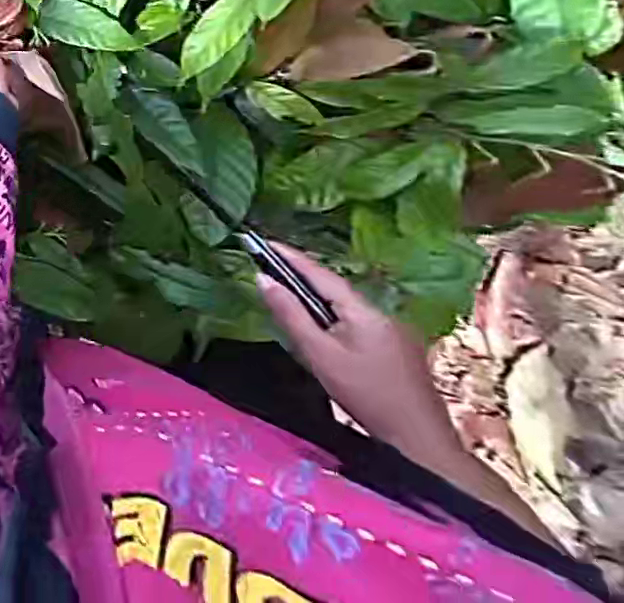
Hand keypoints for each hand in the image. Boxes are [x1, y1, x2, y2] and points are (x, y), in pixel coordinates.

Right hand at [258, 241, 559, 545]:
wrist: (418, 439)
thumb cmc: (363, 393)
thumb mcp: (317, 352)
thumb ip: (289, 312)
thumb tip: (262, 278)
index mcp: (365, 312)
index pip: (321, 274)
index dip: (290, 256)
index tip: (262, 241)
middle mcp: (384, 315)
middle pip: (335, 288)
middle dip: (301, 273)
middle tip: (266, 261)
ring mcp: (395, 332)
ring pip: (345, 304)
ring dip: (315, 294)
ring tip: (285, 288)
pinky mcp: (397, 347)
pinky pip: (356, 319)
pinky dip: (330, 312)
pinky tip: (317, 321)